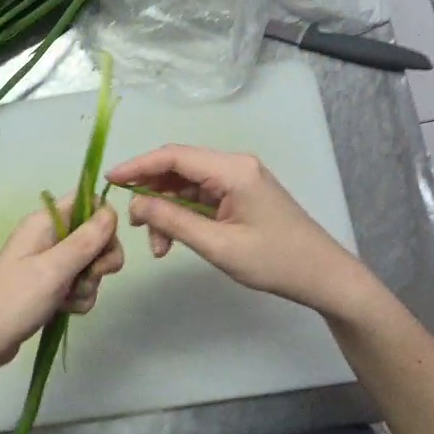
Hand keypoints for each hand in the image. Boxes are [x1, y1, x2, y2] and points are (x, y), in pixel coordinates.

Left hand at [0, 203, 124, 376]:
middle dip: (100, 261)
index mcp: (46, 222)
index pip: (88, 201)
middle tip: (88, 278)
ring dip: (88, 285)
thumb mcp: (54, 269)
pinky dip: (78, 298)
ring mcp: (49, 263)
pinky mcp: (50, 286)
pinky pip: (78, 285)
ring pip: (90, 265)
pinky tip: (64, 310)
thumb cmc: (14, 300)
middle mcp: (49, 236)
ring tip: (66, 300)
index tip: (103, 247)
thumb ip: (86, 241)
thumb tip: (112, 211)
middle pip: (94, 236)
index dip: (104, 221)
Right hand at [107, 145, 368, 313]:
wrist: (324, 276)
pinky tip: (174, 239)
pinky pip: (200, 195)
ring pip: (186, 184)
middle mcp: (234, 165)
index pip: (173, 156)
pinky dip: (183, 214)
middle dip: (151, 194)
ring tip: (159, 245)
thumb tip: (135, 204)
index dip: (138, 165)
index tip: (109, 180)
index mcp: (232, 169)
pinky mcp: (240, 194)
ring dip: (166, 210)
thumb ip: (173, 222)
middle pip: (178, 167)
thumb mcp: (218, 245)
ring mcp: (238, 178)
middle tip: (133, 225)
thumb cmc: (274, 262)